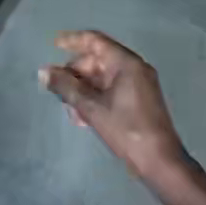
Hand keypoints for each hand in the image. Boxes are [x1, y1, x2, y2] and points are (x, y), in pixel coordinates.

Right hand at [40, 30, 184, 179]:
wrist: (161, 164)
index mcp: (126, 63)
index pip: (95, 41)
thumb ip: (66, 87)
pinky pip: (112, 90)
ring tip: (70, 109)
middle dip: (75, 74)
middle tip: (58, 89)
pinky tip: (83, 117)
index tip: (53, 45)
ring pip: (103, 78)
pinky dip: (96, 98)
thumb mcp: (91, 108)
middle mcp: (134, 68)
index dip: (72, 40)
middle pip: (97, 60)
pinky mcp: (140, 101)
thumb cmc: (127, 130)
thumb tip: (43, 72)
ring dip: (83, 90)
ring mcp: (139, 85)